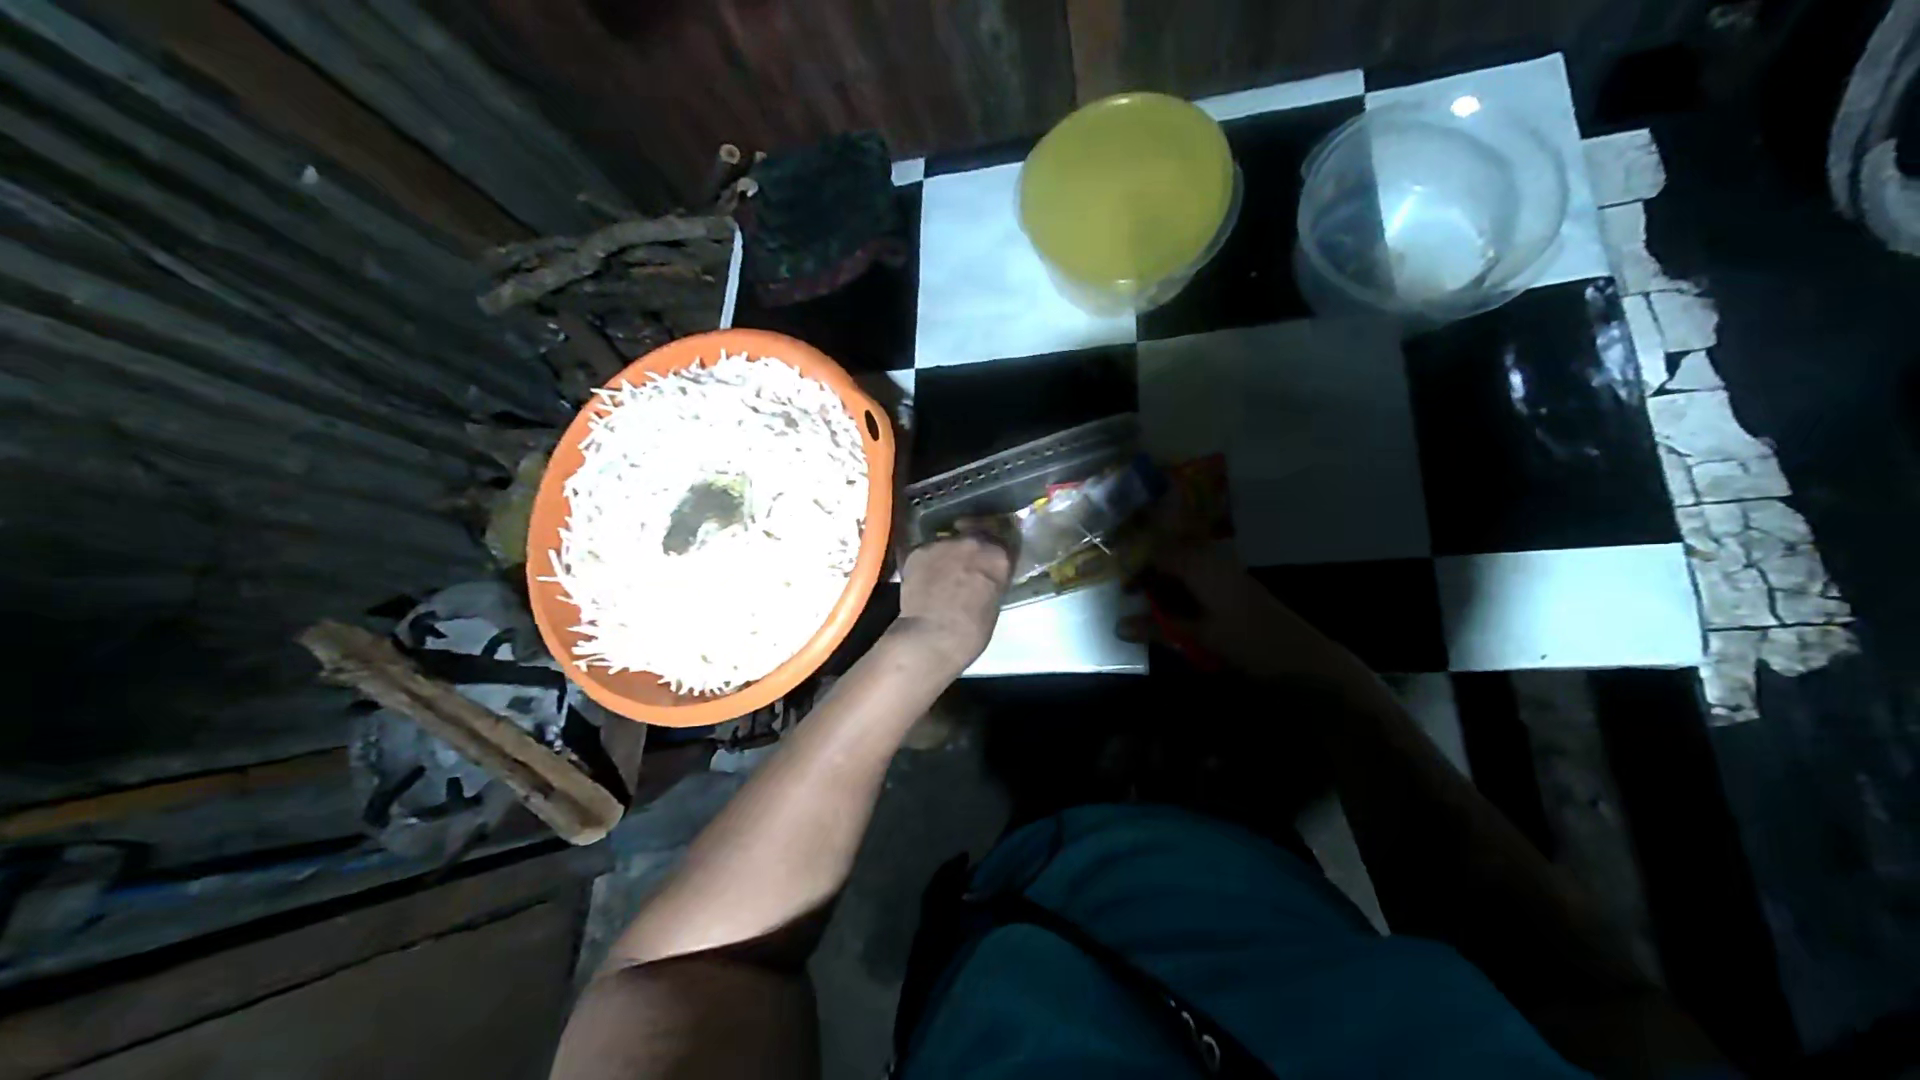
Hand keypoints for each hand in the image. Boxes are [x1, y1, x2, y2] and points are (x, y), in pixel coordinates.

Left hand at [892, 537, 1012, 672]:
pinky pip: (926, 553)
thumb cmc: (971, 631)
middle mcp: (973, 542)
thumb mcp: (994, 604)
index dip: (995, 554)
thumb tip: (982, 580)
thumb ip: (990, 582)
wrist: (932, 636)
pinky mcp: (919, 550)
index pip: (1003, 544)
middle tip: (965, 568)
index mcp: (999, 556)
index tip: (989, 563)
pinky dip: (926, 564)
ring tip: (940, 577)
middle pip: (974, 537)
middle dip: (971, 551)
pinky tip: (923, 581)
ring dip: (947, 555)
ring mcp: (943, 543)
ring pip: (947, 544)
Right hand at [1124, 543, 1353, 683]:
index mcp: (1201, 565)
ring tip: (1147, 607)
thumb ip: (1156, 628)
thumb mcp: (1198, 636)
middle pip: (1169, 557)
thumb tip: (1117, 626)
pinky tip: (1174, 612)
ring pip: (1184, 568)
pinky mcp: (1234, 586)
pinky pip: (1198, 578)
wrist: (1303, 657)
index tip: (1116, 586)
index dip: (1133, 567)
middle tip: (1128, 595)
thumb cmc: (1248, 642)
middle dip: (1148, 574)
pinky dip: (1182, 592)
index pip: (1156, 553)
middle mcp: (1212, 559)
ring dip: (1165, 585)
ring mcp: (1226, 571)